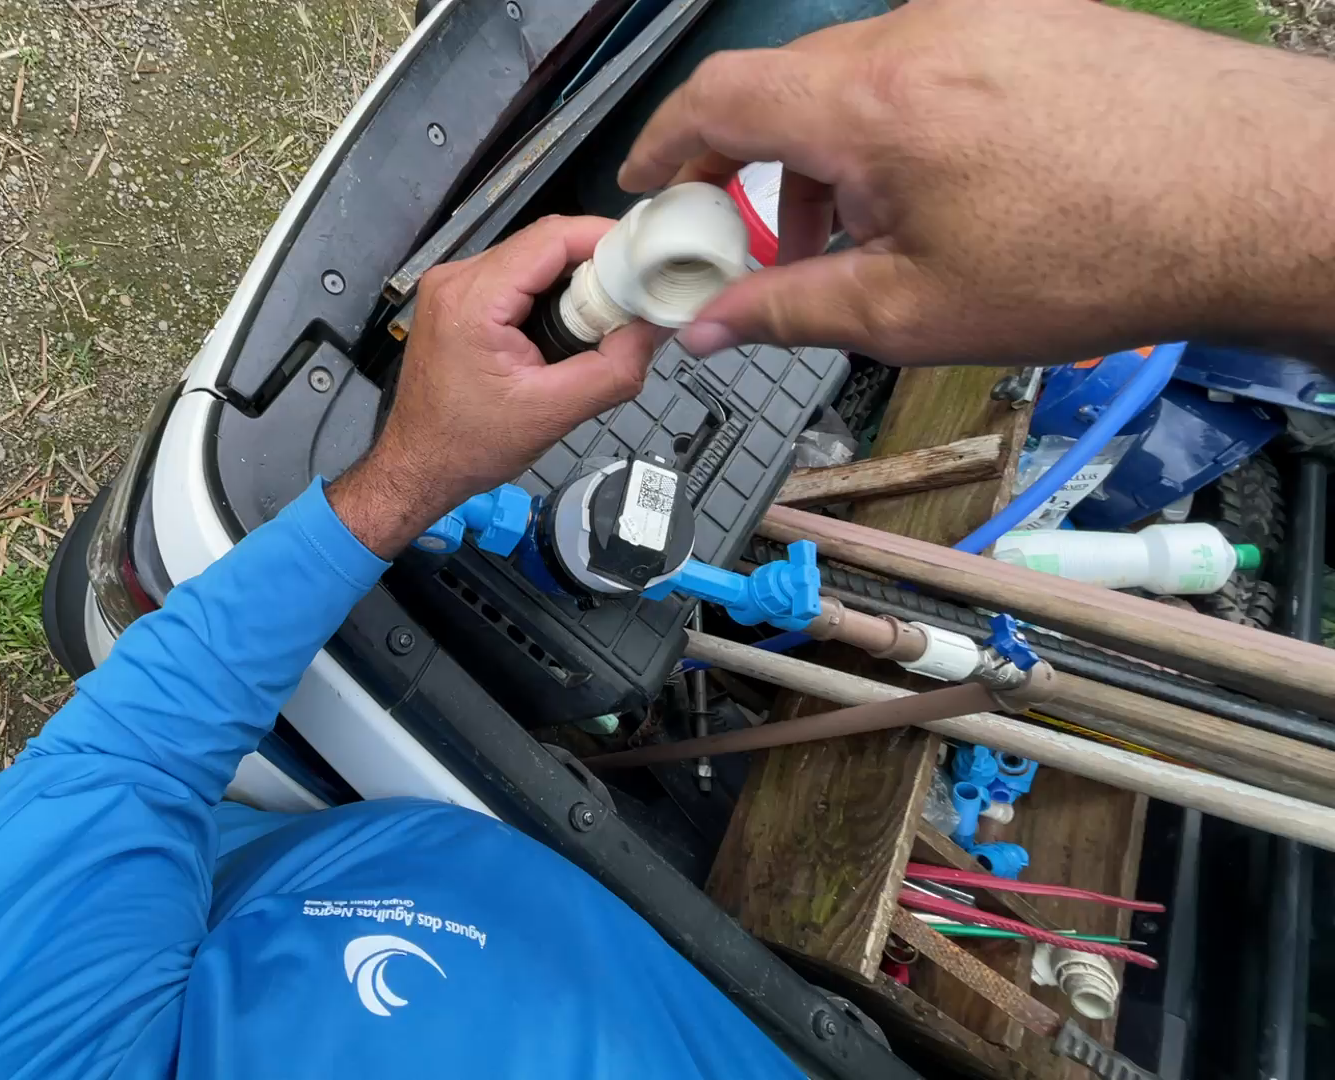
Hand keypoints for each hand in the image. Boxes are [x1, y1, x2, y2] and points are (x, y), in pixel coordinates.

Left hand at [330, 216, 665, 557]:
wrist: (419, 467)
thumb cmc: (468, 447)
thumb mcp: (552, 413)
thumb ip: (614, 368)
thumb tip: (656, 328)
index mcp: (471, 300)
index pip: (553, 237)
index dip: (608, 241)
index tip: (646, 263)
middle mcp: (453, 280)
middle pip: (543, 246)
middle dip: (592, 270)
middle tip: (626, 306)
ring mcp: (449, 288)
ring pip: (530, 262)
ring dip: (568, 287)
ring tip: (594, 327)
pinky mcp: (454, 303)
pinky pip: (511, 281)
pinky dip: (544, 299)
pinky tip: (559, 333)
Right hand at [618, 0, 1334, 365]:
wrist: (1268, 200)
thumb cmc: (1081, 261)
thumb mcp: (899, 311)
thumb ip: (779, 310)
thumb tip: (698, 328)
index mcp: (874, 104)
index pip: (720, 96)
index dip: (661, 142)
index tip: (641, 187)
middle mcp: (918, 33)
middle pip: (772, 87)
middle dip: (730, 164)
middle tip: (726, 235)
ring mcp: (976, 14)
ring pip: (835, 80)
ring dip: (802, 158)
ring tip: (828, 238)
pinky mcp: (1020, 18)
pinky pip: (901, 66)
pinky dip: (863, 133)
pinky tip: (896, 195)